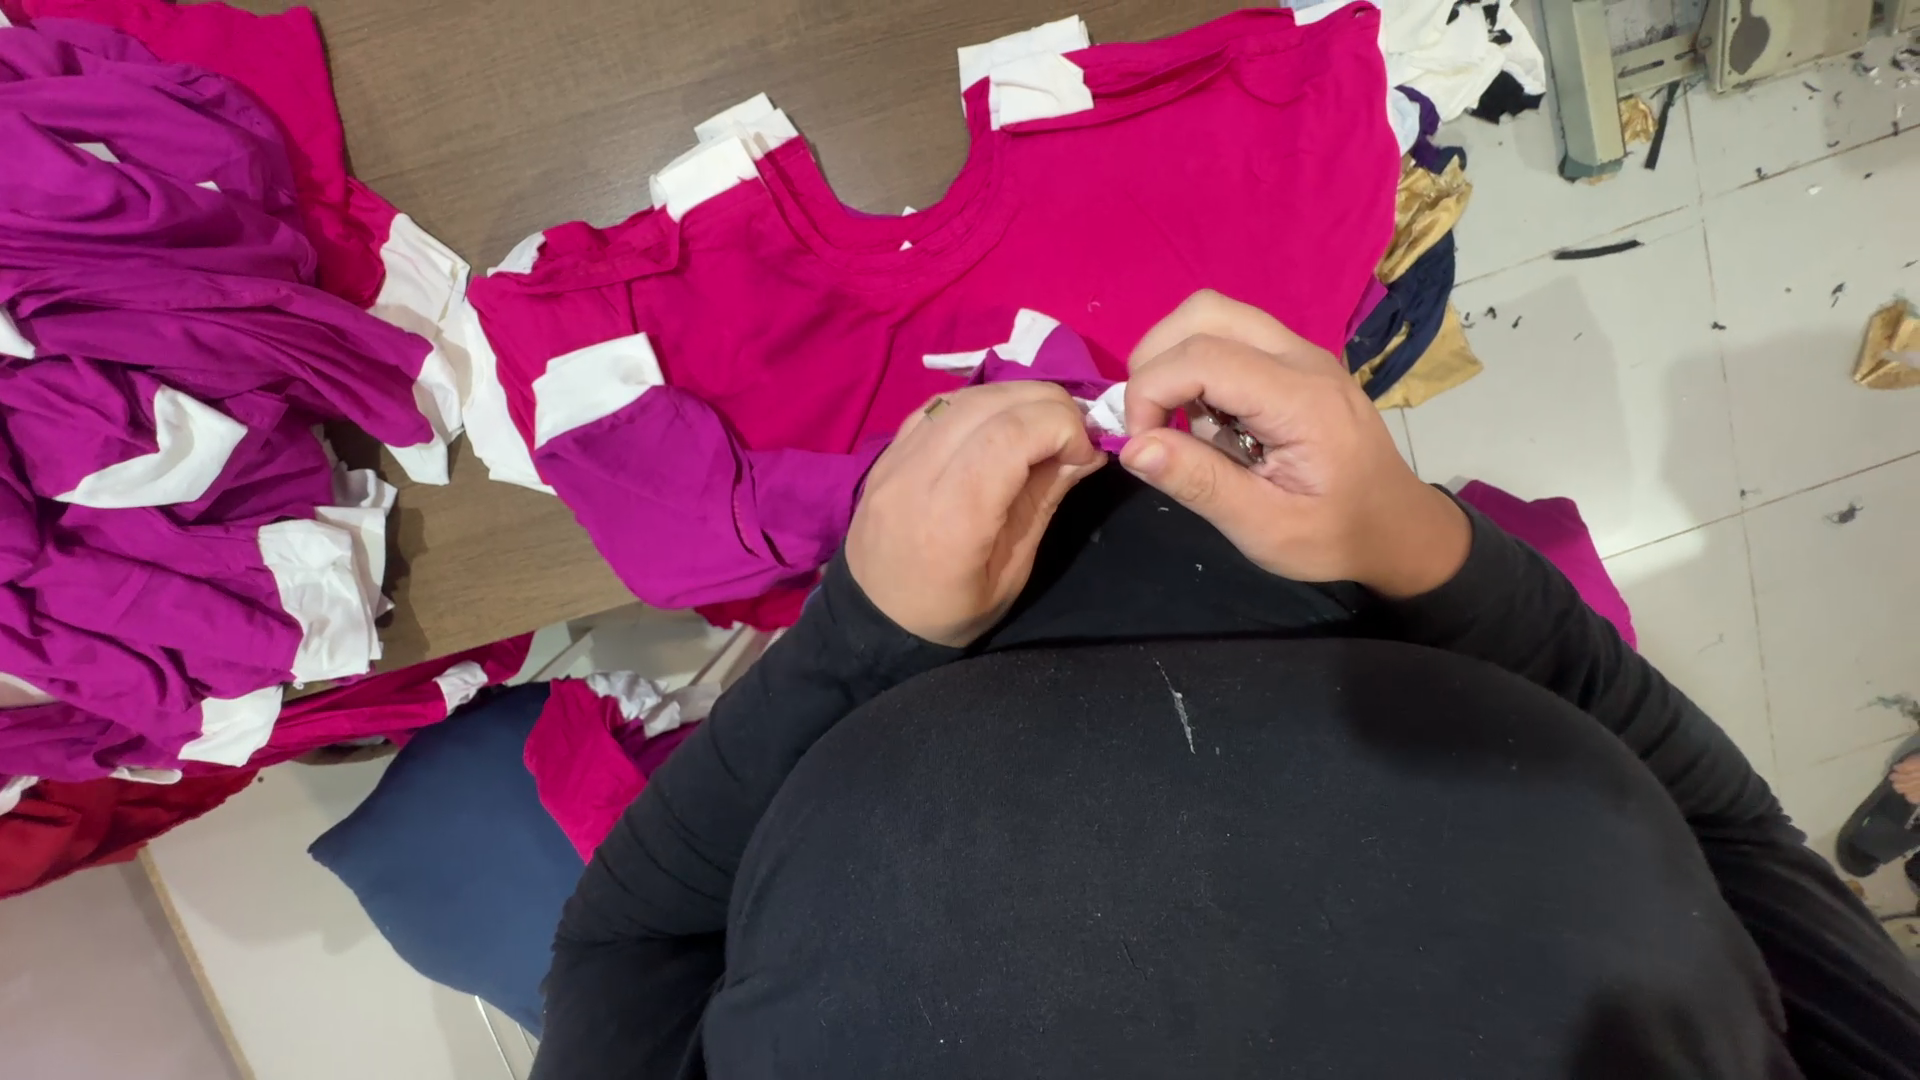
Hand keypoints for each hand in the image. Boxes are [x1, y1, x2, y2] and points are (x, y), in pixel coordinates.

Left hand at [848, 382, 1106, 645]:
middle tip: (1072, 436)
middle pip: (991, 404)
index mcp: (953, 518)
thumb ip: (1043, 501)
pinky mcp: (887, 451)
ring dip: (1016, 399)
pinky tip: (999, 426)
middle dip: (1048, 406)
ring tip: (1041, 428)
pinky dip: (980, 404)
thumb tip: (1086, 449)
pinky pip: (940, 406)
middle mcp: (918, 475)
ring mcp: (896, 458)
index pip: (1011, 434)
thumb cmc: (949, 612)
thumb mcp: (1011, 573)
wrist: (874, 619)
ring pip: (966, 396)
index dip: (1061, 426)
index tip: (1085, 451)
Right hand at [1119, 290, 1469, 597]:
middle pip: (1203, 313)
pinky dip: (1193, 367)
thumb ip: (1199, 483)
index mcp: (1300, 401)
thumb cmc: (1335, 536)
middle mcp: (1301, 359)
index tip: (1139, 445)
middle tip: (1147, 422)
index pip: (1202, 358)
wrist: (1397, 530)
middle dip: (1153, 362)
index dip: (1149, 392)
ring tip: (1172, 419)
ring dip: (1172, 359)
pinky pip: (1228, 337)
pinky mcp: (1292, 362)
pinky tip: (1203, 418)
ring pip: (1212, 315)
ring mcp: (1299, 354)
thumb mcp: (1264, 529)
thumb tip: (1132, 448)